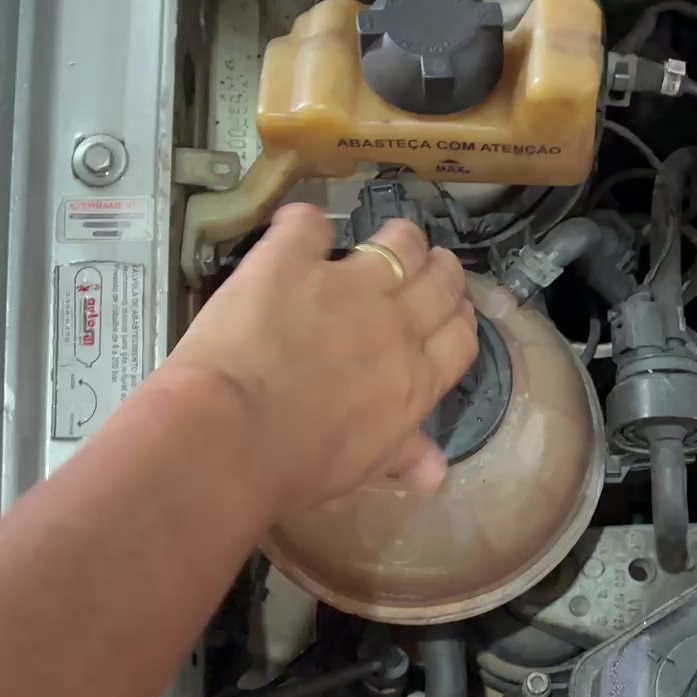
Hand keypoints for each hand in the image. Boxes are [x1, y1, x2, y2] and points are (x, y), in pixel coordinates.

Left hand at [164, 205, 476, 513]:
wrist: (235, 436)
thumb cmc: (305, 464)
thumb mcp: (367, 465)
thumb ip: (406, 455)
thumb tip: (437, 473)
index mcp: (419, 377)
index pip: (462, 336)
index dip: (460, 320)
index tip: (453, 315)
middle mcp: (397, 324)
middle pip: (441, 283)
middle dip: (442, 272)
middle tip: (433, 268)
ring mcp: (348, 286)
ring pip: (398, 242)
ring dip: (401, 239)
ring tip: (391, 239)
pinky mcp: (291, 262)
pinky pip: (309, 225)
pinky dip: (307, 223)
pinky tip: (304, 229)